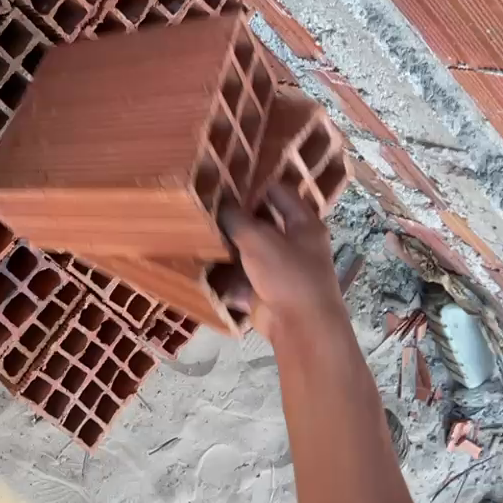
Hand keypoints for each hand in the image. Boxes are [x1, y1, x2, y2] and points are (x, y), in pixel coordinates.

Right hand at [218, 184, 347, 345]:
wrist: (300, 327)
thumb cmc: (286, 274)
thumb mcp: (258, 238)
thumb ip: (236, 218)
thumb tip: (219, 202)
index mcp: (304, 224)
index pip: (280, 192)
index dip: (256, 182)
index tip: (227, 175)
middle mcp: (295, 243)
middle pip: (263, 220)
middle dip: (238, 213)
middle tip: (207, 200)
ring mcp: (280, 267)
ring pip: (250, 247)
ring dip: (229, 241)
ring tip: (199, 226)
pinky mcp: (267, 289)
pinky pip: (242, 273)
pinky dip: (226, 269)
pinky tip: (202, 259)